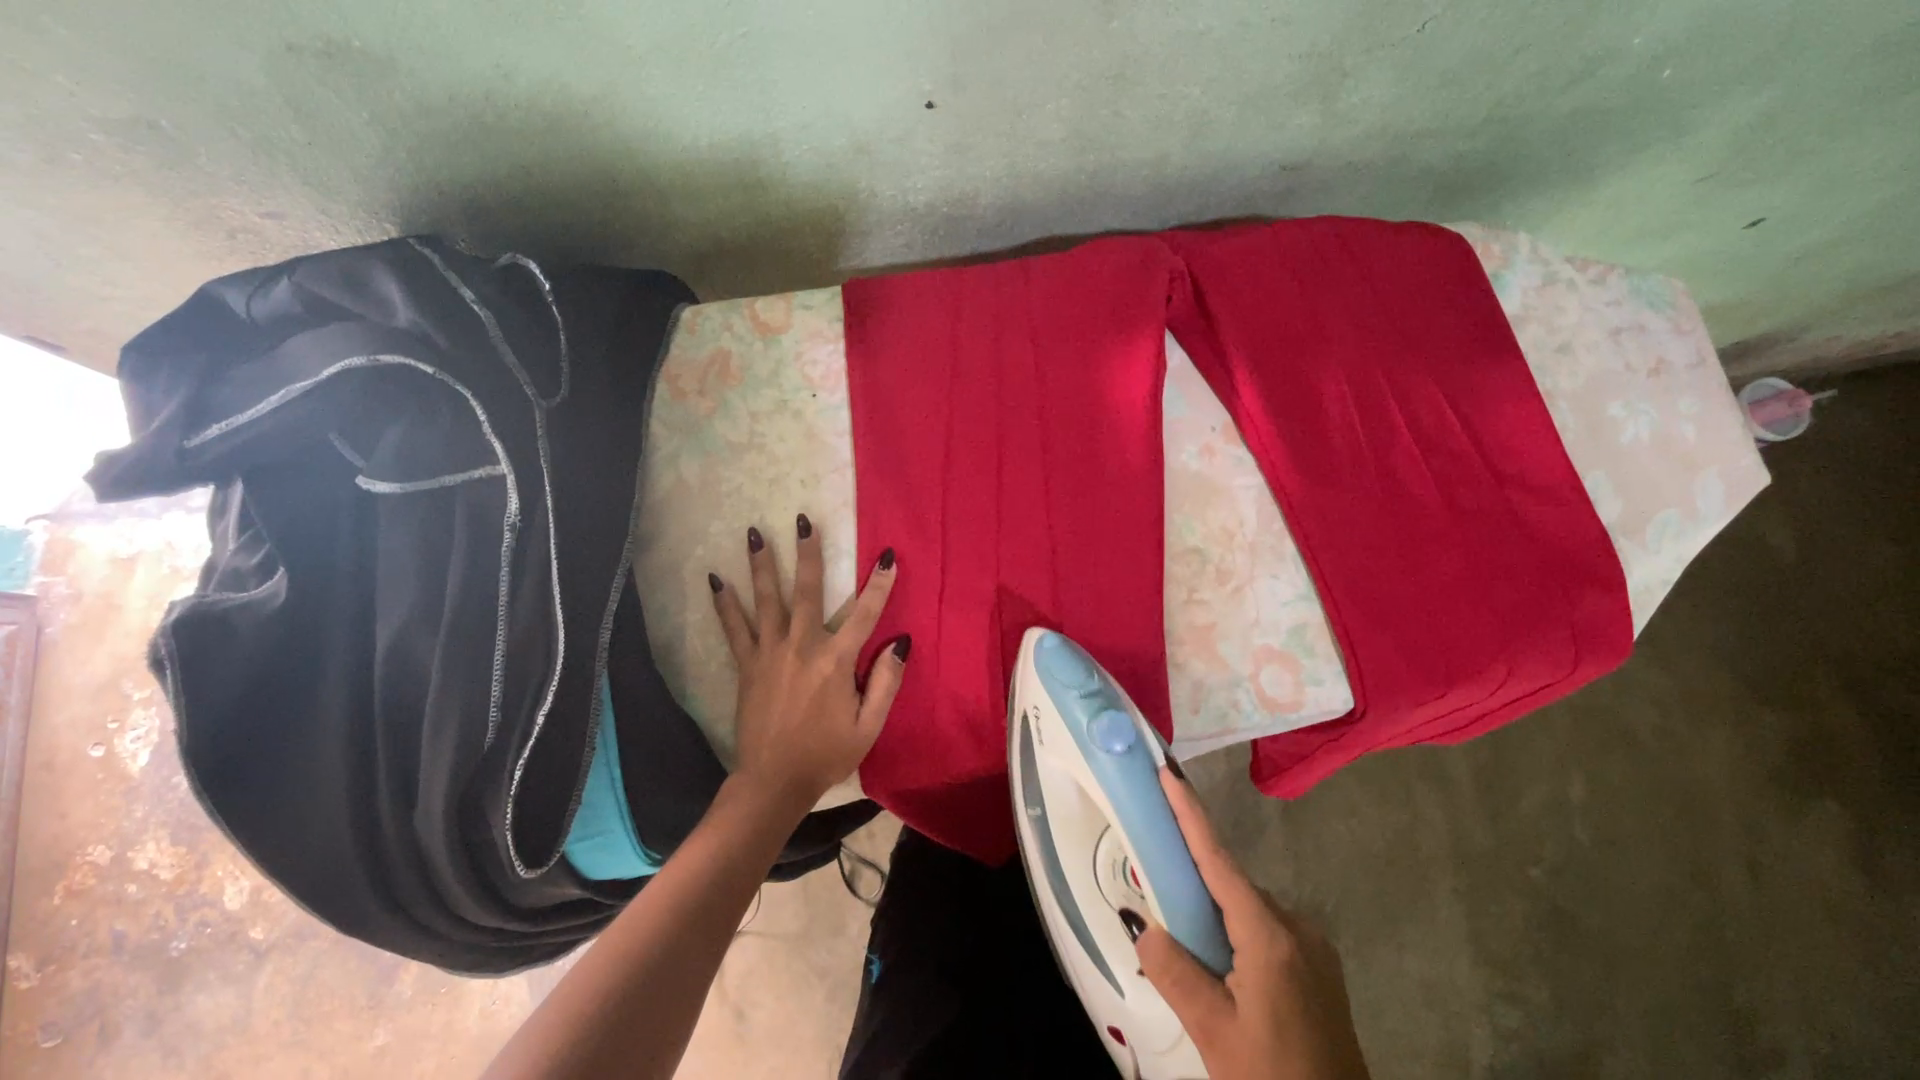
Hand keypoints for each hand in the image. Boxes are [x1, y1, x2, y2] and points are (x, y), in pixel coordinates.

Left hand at [709, 514, 906, 809]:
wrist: (774, 781)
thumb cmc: (827, 754)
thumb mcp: (869, 726)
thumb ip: (886, 682)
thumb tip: (900, 642)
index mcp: (836, 661)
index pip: (865, 614)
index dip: (879, 584)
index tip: (887, 555)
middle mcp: (802, 647)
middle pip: (807, 591)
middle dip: (808, 553)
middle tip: (804, 519)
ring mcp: (770, 654)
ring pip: (766, 600)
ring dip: (761, 564)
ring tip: (754, 532)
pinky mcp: (747, 666)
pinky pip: (734, 628)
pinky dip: (725, 603)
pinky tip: (715, 579)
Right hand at [1134, 768, 1369, 1079]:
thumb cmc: (1272, 1074)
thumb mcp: (1212, 1030)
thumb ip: (1175, 972)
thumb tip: (1144, 925)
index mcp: (1269, 935)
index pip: (1218, 861)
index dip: (1190, 814)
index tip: (1168, 772)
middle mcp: (1296, 927)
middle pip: (1232, 885)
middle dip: (1193, 874)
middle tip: (1152, 874)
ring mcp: (1314, 947)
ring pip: (1249, 910)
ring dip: (1215, 912)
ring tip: (1183, 941)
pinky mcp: (1321, 969)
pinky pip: (1267, 932)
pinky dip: (1237, 933)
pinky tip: (1221, 967)